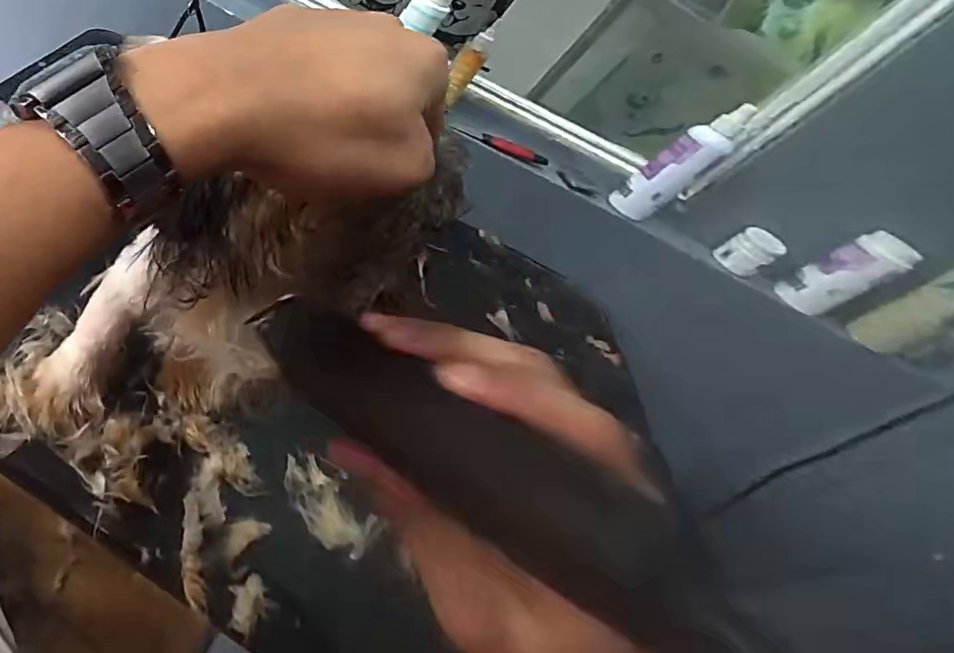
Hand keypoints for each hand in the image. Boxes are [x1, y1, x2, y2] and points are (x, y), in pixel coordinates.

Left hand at [121, 6, 447, 198]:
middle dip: (370, 116)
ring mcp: (331, 14)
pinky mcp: (285, 17)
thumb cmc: (320, 137)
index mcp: (424, 57)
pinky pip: (304, 60)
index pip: (433, 113)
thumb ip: (425, 156)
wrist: (223, 96)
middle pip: (389, 86)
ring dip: (333, 97)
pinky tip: (273, 105)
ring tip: (298, 128)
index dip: (406, 147)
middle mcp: (385, 24)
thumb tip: (412, 139)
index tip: (372, 165)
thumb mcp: (399, 172)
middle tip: (335, 149)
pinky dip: (297, 82)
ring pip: (346, 70)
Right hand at [332, 315, 659, 652]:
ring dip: (450, 342)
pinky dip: (456, 358)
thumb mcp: (481, 601)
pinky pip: (501, 378)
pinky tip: (414, 351)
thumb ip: (423, 526)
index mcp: (603, 495)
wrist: (577, 649)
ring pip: (516, 364)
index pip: (576, 425)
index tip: (449, 379)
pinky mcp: (538, 429)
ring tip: (387, 332)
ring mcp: (567, 431)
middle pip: (534, 371)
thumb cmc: (543, 635)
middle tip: (386, 335)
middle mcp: (593, 447)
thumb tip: (349, 449)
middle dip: (457, 345)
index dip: (515, 394)